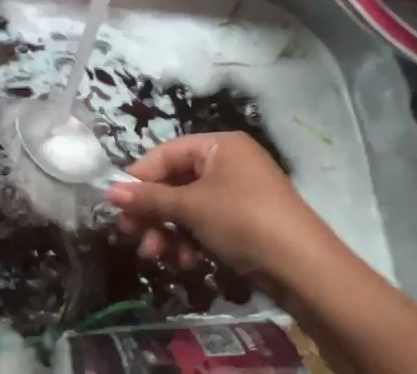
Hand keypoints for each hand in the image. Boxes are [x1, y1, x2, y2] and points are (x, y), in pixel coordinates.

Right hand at [104, 132, 332, 277]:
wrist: (307, 272)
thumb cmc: (244, 222)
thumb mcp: (191, 208)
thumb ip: (149, 199)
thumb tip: (109, 192)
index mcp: (220, 146)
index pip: (166, 153)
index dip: (140, 178)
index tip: (116, 203)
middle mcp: (230, 164)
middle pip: (177, 182)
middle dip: (154, 212)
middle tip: (131, 235)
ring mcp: (241, 195)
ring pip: (190, 208)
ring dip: (169, 232)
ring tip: (157, 257)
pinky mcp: (248, 224)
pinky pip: (208, 225)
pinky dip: (192, 242)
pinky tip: (186, 264)